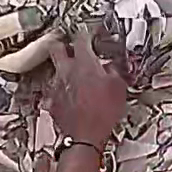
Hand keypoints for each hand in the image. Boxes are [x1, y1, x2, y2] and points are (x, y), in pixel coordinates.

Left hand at [46, 26, 127, 146]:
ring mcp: (56, 86)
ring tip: (75, 74)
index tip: (90, 35)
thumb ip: (113, 71)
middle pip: (56, 47)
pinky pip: (54, 89)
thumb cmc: (103, 113)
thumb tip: (112, 66)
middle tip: (71, 46)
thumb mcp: (119, 87)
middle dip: (63, 44)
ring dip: (64, 69)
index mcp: (83, 63)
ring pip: (55, 69)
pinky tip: (70, 95)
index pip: (81, 37)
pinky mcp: (52, 101)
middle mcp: (66, 71)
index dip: (87, 34)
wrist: (86, 137)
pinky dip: (62, 90)